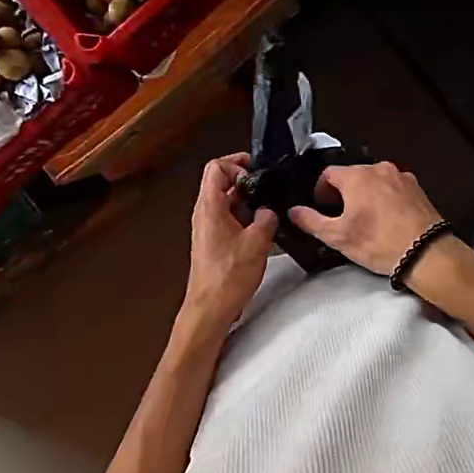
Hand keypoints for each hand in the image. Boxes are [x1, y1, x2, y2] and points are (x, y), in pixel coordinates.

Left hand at [177, 154, 277, 343]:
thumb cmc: (226, 279)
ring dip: (248, 203)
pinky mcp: (214, 243)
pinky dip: (245, 219)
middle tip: (267, 188)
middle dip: (247, 182)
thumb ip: (266, 218)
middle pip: (221, 182)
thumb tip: (268, 212)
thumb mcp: (257, 242)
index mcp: (210, 207)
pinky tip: (262, 232)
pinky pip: (229, 220)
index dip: (237, 163)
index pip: (216, 167)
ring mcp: (208, 229)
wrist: (211, 309)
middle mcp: (205, 214)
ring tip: (268, 212)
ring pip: (227, 202)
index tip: (257, 168)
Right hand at [288, 162, 446, 276]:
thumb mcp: (338, 237)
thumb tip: (294, 212)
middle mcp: (379, 169)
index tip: (322, 208)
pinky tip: (386, 221)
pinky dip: (385, 199)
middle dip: (343, 194)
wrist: (426, 252)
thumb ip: (311, 221)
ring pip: (373, 182)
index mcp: (357, 176)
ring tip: (365, 222)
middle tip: (341, 218)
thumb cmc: (380, 243)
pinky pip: (392, 188)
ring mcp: (401, 177)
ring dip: (365, 196)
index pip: (328, 174)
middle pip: (352, 176)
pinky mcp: (416, 189)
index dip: (320, 191)